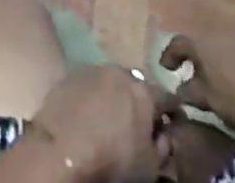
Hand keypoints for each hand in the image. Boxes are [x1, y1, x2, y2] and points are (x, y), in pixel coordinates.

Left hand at [27, 66, 178, 181]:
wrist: (61, 150)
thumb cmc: (113, 160)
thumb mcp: (151, 164)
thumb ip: (162, 144)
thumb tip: (163, 133)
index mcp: (143, 92)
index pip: (167, 97)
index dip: (172, 110)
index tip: (173, 120)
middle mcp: (118, 73)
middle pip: (136, 84)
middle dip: (140, 99)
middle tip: (139, 118)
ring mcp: (90, 71)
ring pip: (110, 81)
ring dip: (114, 93)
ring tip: (112, 114)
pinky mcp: (68, 76)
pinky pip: (88, 84)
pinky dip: (93, 95)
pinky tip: (89, 111)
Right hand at [159, 32, 234, 135]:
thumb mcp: (208, 99)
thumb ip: (189, 91)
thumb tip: (178, 88)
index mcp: (200, 42)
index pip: (177, 43)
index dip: (169, 55)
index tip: (166, 68)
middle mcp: (216, 33)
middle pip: (197, 41)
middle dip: (191, 55)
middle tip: (187, 70)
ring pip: (216, 44)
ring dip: (209, 57)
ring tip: (208, 75)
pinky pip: (232, 50)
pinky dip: (225, 60)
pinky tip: (229, 76)